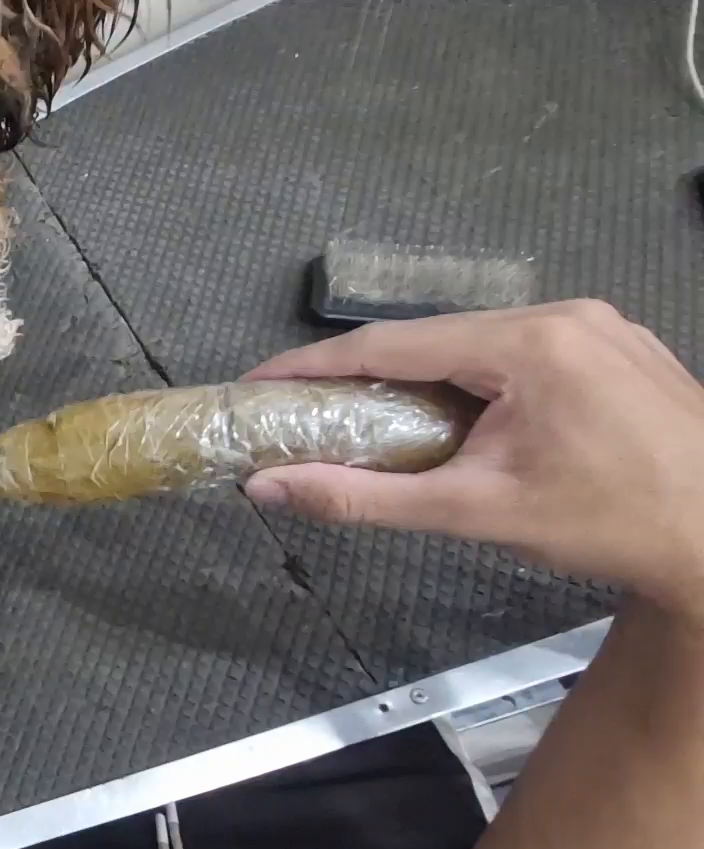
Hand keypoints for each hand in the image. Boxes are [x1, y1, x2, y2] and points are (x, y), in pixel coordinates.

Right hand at [242, 300, 703, 618]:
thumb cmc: (606, 522)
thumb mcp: (467, 512)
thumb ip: (356, 497)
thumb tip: (262, 487)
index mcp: (529, 344)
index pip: (387, 344)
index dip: (307, 363)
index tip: (251, 384)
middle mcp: (559, 317)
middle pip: (420, 337)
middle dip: (344, 370)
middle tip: (287, 406)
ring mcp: (587, 328)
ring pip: (455, 343)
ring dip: (391, 375)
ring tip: (339, 411)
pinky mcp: (598, 347)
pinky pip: (493, 351)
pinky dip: (439, 378)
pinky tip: (416, 410)